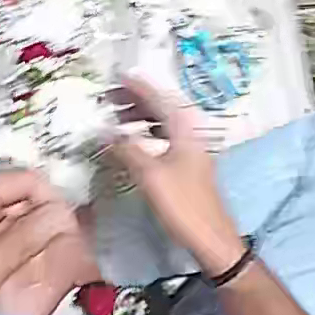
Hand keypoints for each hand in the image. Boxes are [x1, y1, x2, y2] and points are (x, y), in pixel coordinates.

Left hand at [0, 166, 77, 314]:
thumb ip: (29, 236)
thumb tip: (67, 214)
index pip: (25, 180)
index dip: (51, 202)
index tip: (67, 232)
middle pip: (15, 196)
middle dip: (40, 219)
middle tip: (61, 249)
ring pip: (5, 216)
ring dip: (26, 235)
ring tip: (43, 262)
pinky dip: (9, 247)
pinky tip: (19, 268)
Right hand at [109, 77, 245, 274]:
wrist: (211, 236)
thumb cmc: (183, 203)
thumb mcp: (150, 175)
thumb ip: (126, 149)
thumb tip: (103, 132)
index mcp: (184, 127)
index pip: (158, 97)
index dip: (137, 86)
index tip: (116, 77)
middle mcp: (190, 131)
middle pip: (161, 106)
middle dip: (135, 100)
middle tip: (108, 99)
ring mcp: (191, 147)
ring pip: (163, 121)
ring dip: (140, 116)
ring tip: (115, 118)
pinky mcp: (188, 162)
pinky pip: (164, 136)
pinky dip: (147, 133)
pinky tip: (133, 141)